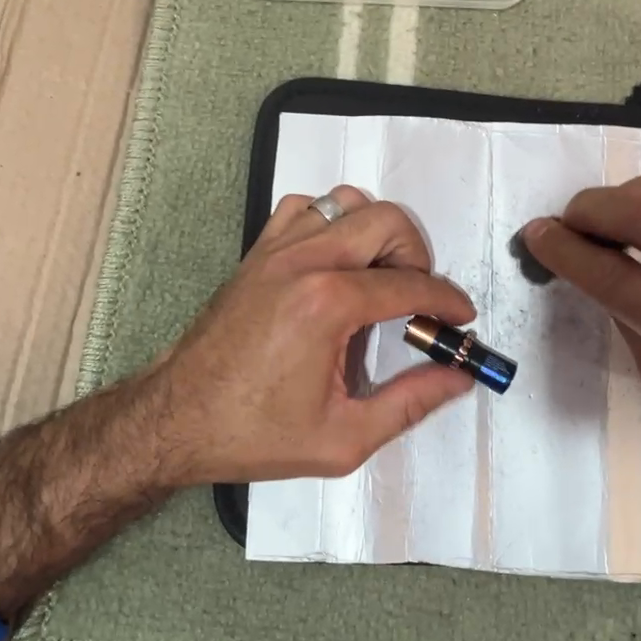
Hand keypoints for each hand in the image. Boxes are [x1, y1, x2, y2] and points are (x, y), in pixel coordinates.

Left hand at [146, 186, 476, 486]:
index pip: (411, 284)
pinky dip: (331, 221)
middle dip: (418, 255)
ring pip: (346, 202)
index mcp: (327, 304)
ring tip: (381, 277)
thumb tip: (458, 376)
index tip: (461, 319)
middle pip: (387, 221)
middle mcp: (303, 261)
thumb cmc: (254, 434)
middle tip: (420, 299)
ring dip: (376, 232)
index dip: (447, 302)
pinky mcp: (258, 252)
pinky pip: (305, 207)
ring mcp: (276, 250)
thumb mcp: (345, 438)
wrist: (178, 420)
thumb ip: (411, 403)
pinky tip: (336, 260)